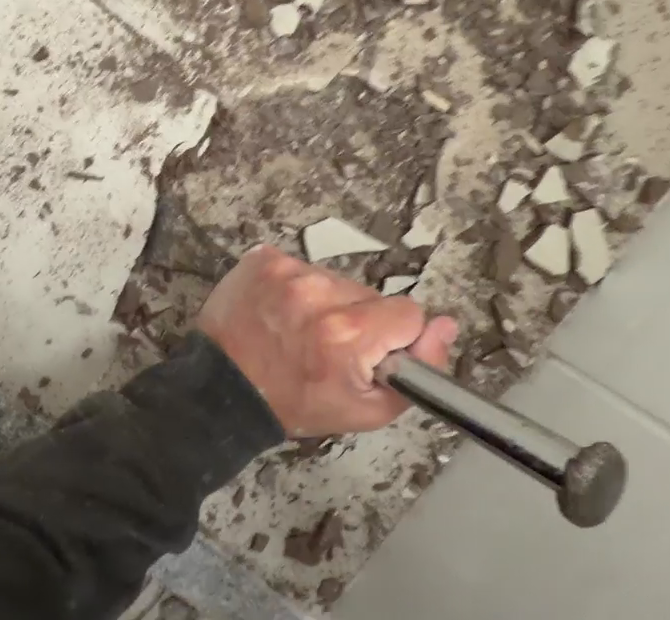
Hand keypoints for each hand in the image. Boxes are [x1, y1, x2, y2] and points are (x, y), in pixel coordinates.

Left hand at [196, 245, 457, 437]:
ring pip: (334, 280)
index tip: (370, 352)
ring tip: (301, 330)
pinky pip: (301, 267)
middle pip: (368, 294)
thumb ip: (418, 368)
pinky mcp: (263, 259)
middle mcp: (318, 294)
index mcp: (347, 333)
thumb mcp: (366, 409)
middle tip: (328, 346)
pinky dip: (296, 287)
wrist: (224, 388)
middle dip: (359, 319)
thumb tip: (445, 326)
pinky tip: (281, 313)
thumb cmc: (294, 402)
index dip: (395, 336)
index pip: (408, 312)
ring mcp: (286, 272)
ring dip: (326, 302)